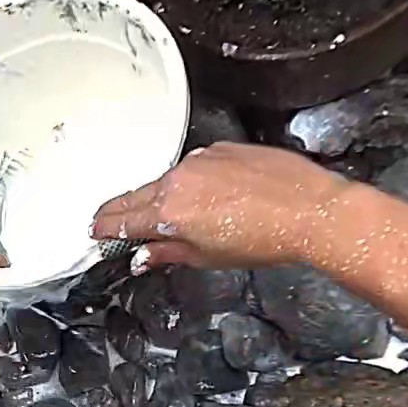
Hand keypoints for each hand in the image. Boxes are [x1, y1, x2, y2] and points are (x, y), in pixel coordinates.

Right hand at [91, 143, 348, 270]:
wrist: (310, 211)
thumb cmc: (264, 239)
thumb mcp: (206, 257)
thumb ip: (167, 253)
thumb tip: (144, 256)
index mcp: (168, 212)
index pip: (122, 220)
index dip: (105, 227)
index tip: (97, 231)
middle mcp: (177, 181)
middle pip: (135, 196)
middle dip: (118, 210)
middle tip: (108, 219)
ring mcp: (199, 161)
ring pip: (163, 180)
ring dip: (156, 196)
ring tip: (160, 212)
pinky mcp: (221, 149)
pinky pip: (191, 166)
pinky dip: (186, 181)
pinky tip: (200, 195)